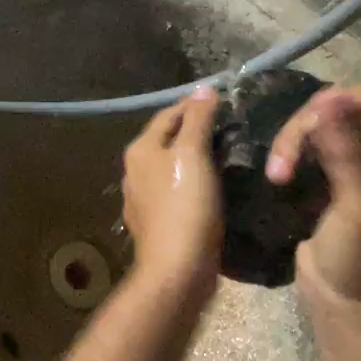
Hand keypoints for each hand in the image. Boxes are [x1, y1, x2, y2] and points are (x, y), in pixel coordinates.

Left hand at [121, 85, 223, 296]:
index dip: (193, 106)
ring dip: (192, 161)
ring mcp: (141, 200)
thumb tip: (204, 88)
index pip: (168, 116)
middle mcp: (133, 171)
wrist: (177, 272)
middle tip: (227, 130)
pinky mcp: (154, 225)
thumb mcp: (194, 155)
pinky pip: (174, 195)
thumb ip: (198, 120)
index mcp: (140, 150)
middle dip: (192, 133)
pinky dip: (191, 186)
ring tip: (224, 159)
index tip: (222, 103)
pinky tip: (210, 193)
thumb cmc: (186, 206)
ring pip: (170, 169)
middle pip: (166, 141)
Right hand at [266, 83, 360, 306]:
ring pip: (317, 125)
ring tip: (277, 173)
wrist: (344, 305)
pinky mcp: (329, 178)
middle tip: (282, 165)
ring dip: (291, 142)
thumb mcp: (358, 204)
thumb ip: (346, 150)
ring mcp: (355, 166)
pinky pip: (307, 145)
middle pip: (336, 108)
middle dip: (303, 129)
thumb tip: (328, 99)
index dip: (332, 105)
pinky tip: (279, 174)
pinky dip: (290, 153)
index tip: (306, 133)